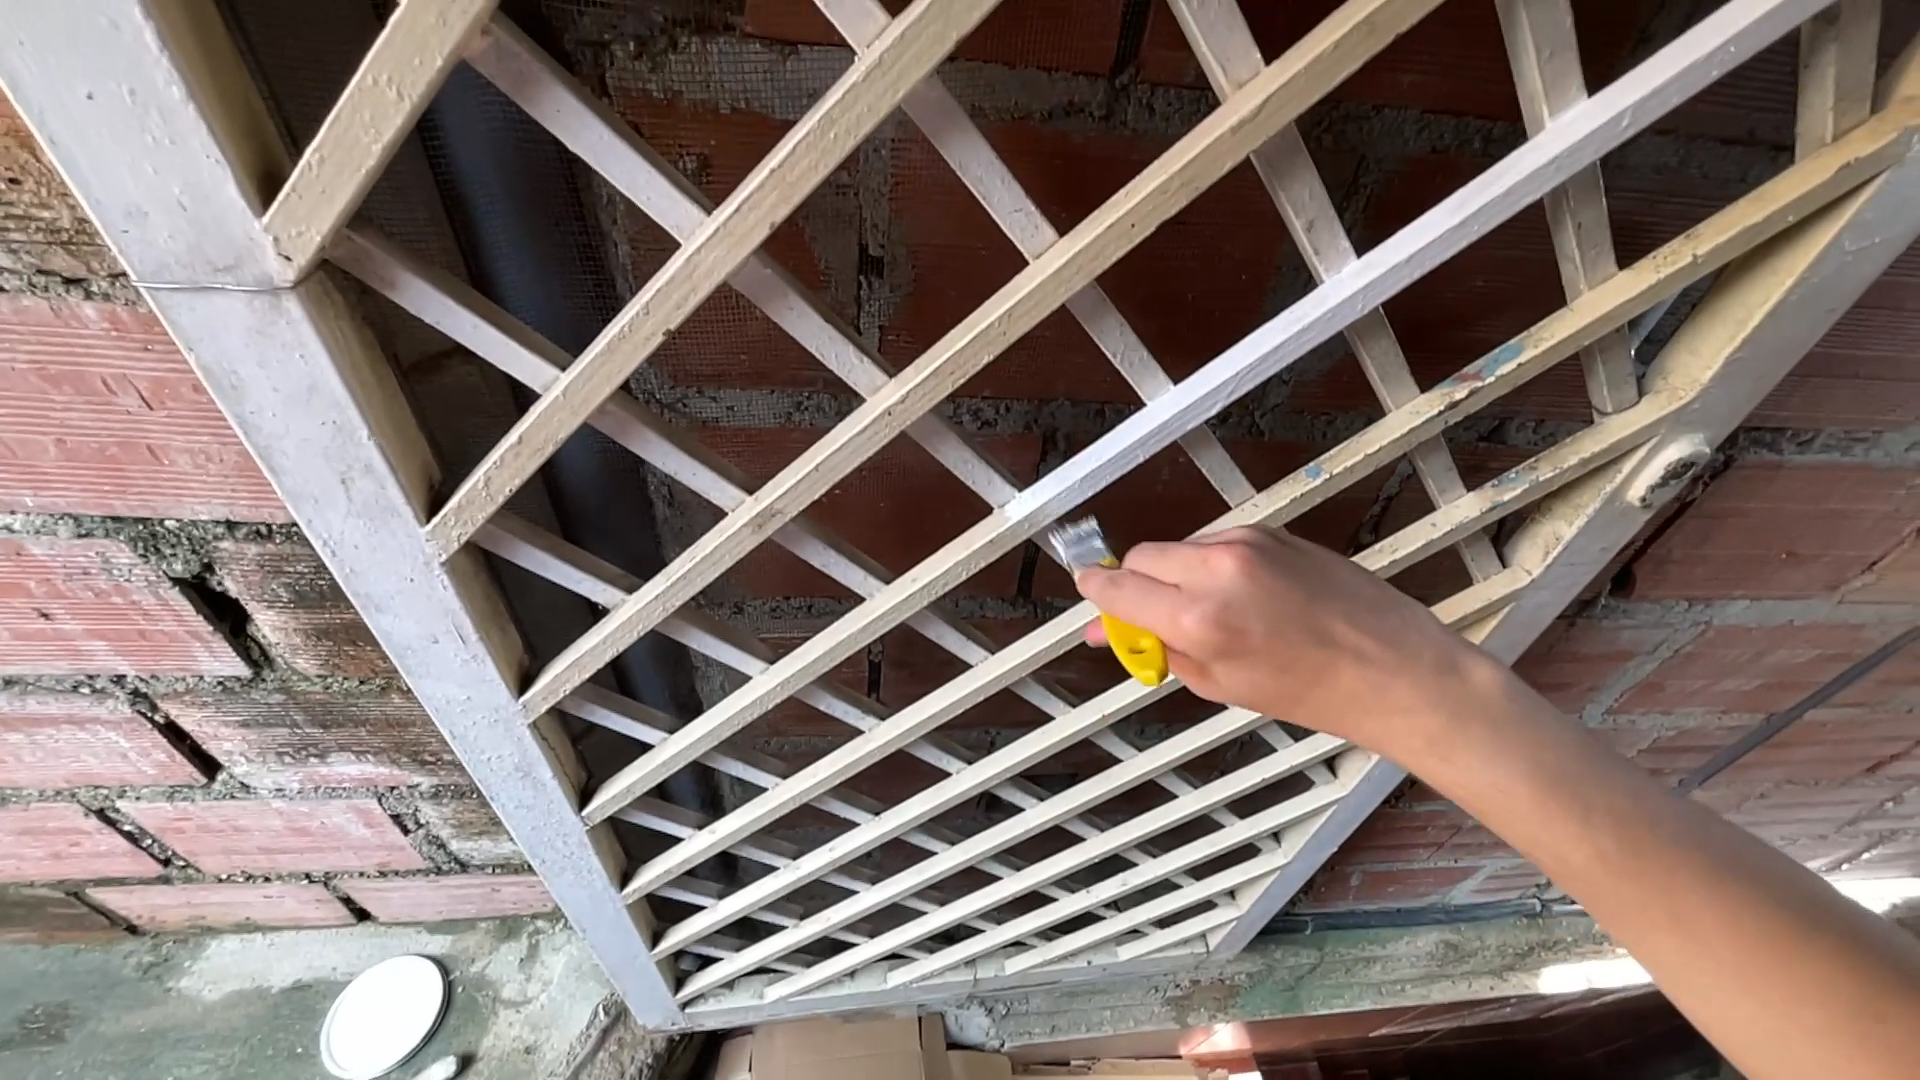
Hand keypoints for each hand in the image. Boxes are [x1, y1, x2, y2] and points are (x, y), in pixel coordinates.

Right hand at [1075, 527, 1500, 760]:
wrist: (1396, 669)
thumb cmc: (1308, 693)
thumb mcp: (1220, 684)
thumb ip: (1159, 651)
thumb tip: (1110, 634)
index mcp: (1199, 619)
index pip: (1118, 587)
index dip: (1097, 593)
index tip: (1090, 594)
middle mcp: (1216, 570)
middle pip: (1141, 556)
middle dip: (1136, 582)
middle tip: (1150, 615)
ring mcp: (1246, 543)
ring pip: (1179, 548)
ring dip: (1175, 575)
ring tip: (1208, 611)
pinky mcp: (1271, 531)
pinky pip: (1216, 543)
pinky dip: (1210, 566)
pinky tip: (1241, 596)